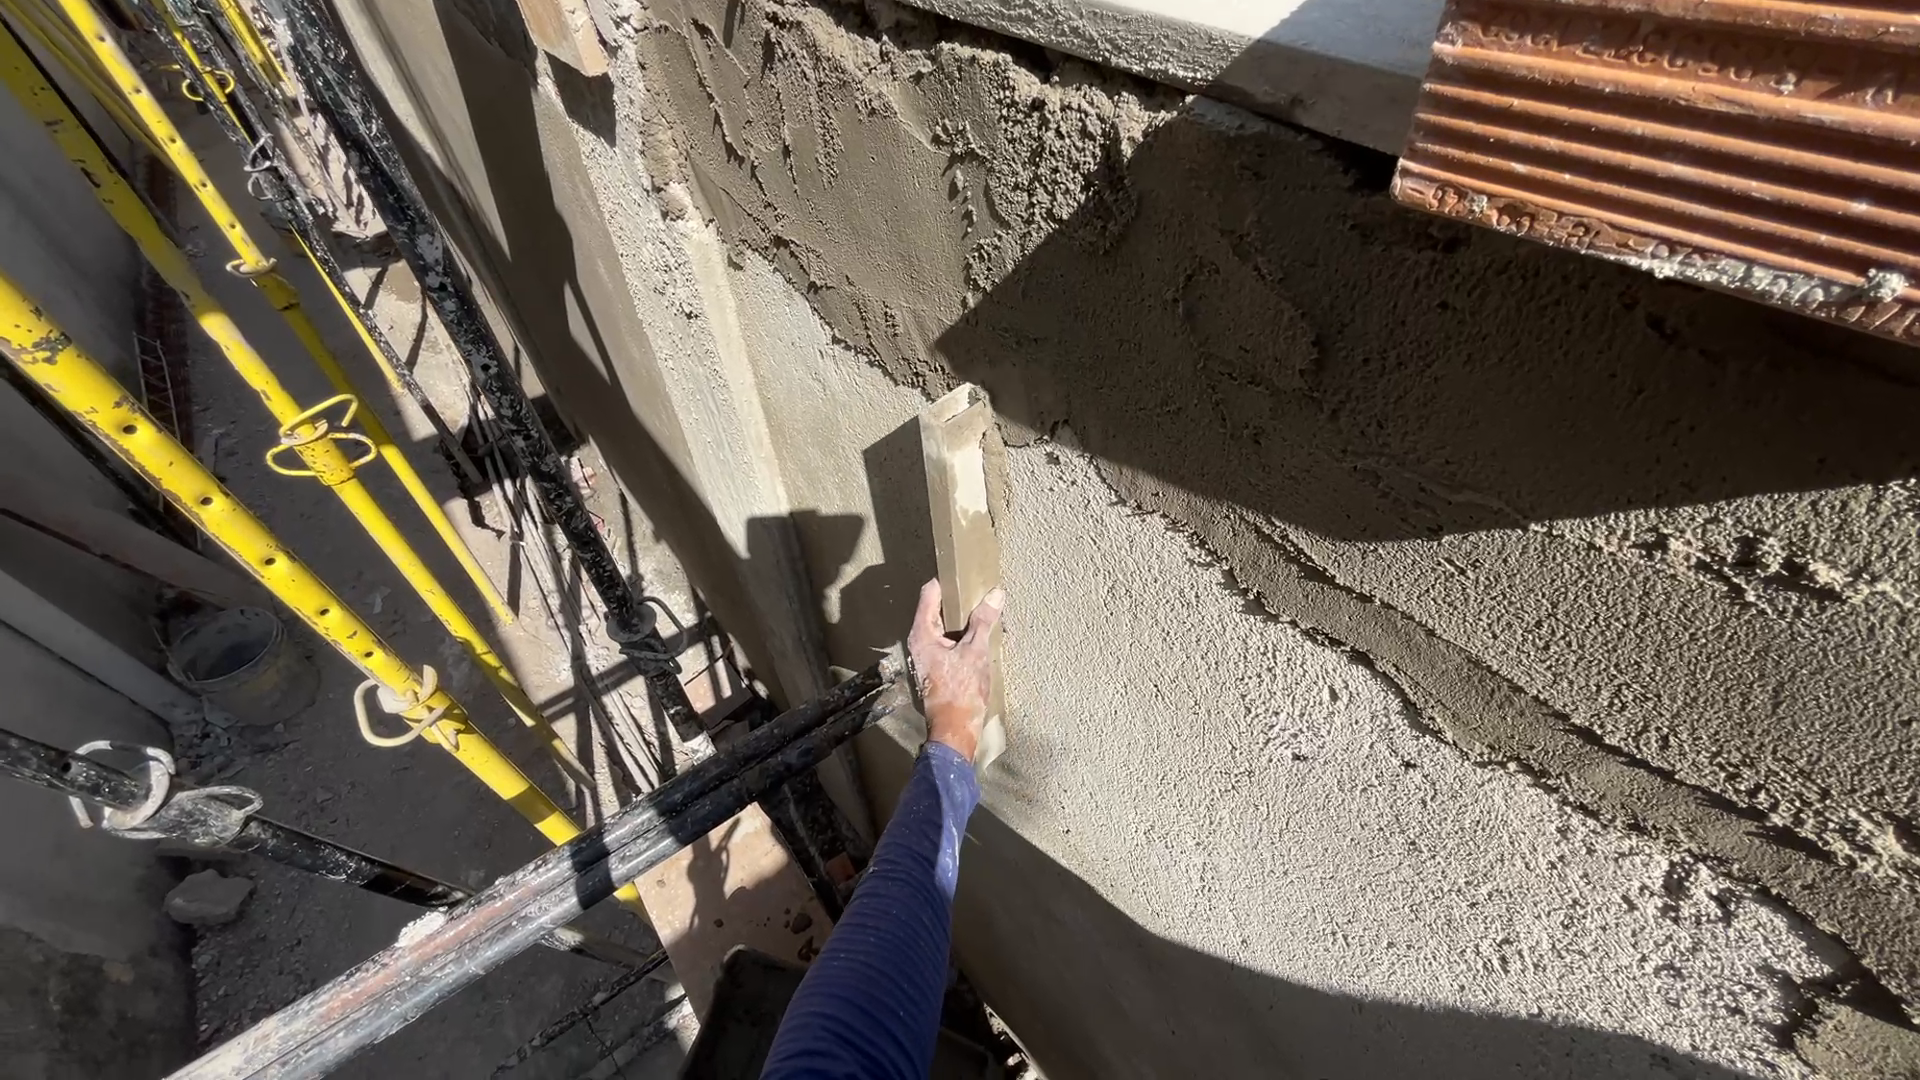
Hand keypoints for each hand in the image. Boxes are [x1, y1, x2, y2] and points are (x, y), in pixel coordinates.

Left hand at [907, 578, 1004, 763]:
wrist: (956, 731)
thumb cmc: (961, 692)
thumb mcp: (976, 651)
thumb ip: (984, 621)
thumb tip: (995, 593)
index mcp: (922, 634)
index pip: (929, 593)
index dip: (945, 580)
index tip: (962, 571)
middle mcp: (919, 642)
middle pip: (935, 608)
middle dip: (955, 599)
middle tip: (977, 588)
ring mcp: (926, 656)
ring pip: (942, 626)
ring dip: (960, 619)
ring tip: (981, 609)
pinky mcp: (935, 667)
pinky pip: (947, 641)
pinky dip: (960, 635)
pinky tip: (978, 635)